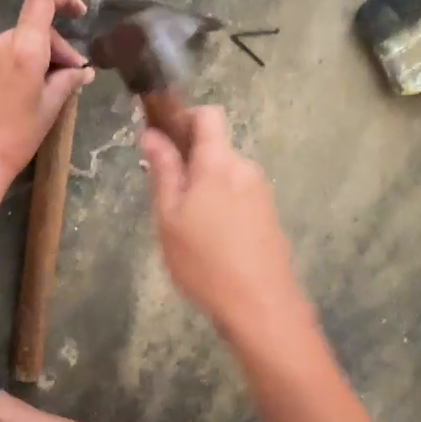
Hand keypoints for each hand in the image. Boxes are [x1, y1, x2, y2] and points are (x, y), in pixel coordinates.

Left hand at [0, 0, 94, 184]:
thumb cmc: (15, 136)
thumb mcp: (49, 108)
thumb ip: (68, 81)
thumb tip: (83, 70)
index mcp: (24, 48)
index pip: (42, 0)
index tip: (79, 13)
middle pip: (34, 28)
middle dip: (56, 48)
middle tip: (70, 76)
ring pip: (17, 43)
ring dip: (35, 57)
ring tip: (45, 89)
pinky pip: (0, 55)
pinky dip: (17, 64)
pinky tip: (21, 91)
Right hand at [139, 106, 303, 326]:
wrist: (260, 306)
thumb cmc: (203, 261)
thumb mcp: (168, 217)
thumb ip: (162, 171)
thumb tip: (151, 134)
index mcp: (219, 163)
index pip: (208, 115)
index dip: (183, 118)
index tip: (161, 140)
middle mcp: (245, 169)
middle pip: (215, 149)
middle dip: (189, 165)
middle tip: (165, 201)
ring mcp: (261, 193)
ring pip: (225, 176)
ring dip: (204, 190)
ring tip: (186, 230)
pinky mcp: (269, 217)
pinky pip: (238, 198)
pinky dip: (221, 208)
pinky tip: (210, 244)